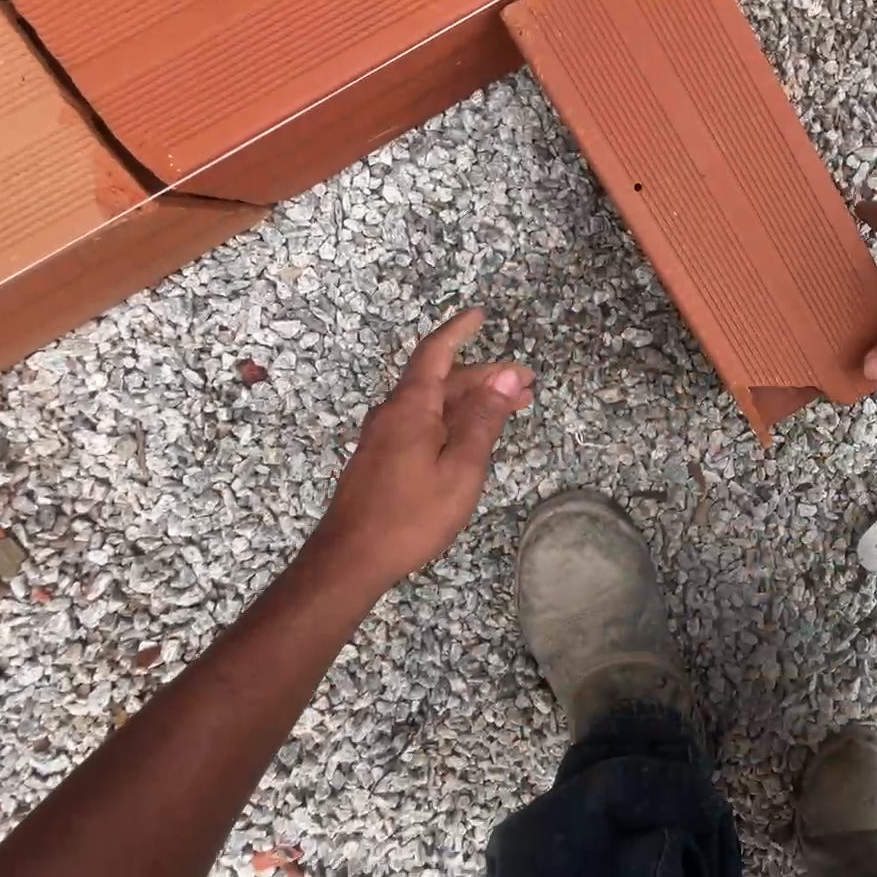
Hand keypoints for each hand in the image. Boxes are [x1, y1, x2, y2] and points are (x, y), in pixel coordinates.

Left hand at [308, 308, 533, 590]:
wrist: (349, 561)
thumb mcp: (461, 467)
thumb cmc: (411, 515)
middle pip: (442, 380)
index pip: (436, 353)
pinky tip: (473, 434)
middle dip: (485, 376)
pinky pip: (424, 423)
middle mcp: (394, 413)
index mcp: (411, 408)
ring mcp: (385, 436)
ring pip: (434, 404)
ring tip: (512, 407)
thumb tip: (508, 374)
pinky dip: (454, 419)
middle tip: (527, 384)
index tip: (481, 315)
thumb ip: (484, 419)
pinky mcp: (383, 457)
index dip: (459, 331)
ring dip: (473, 400)